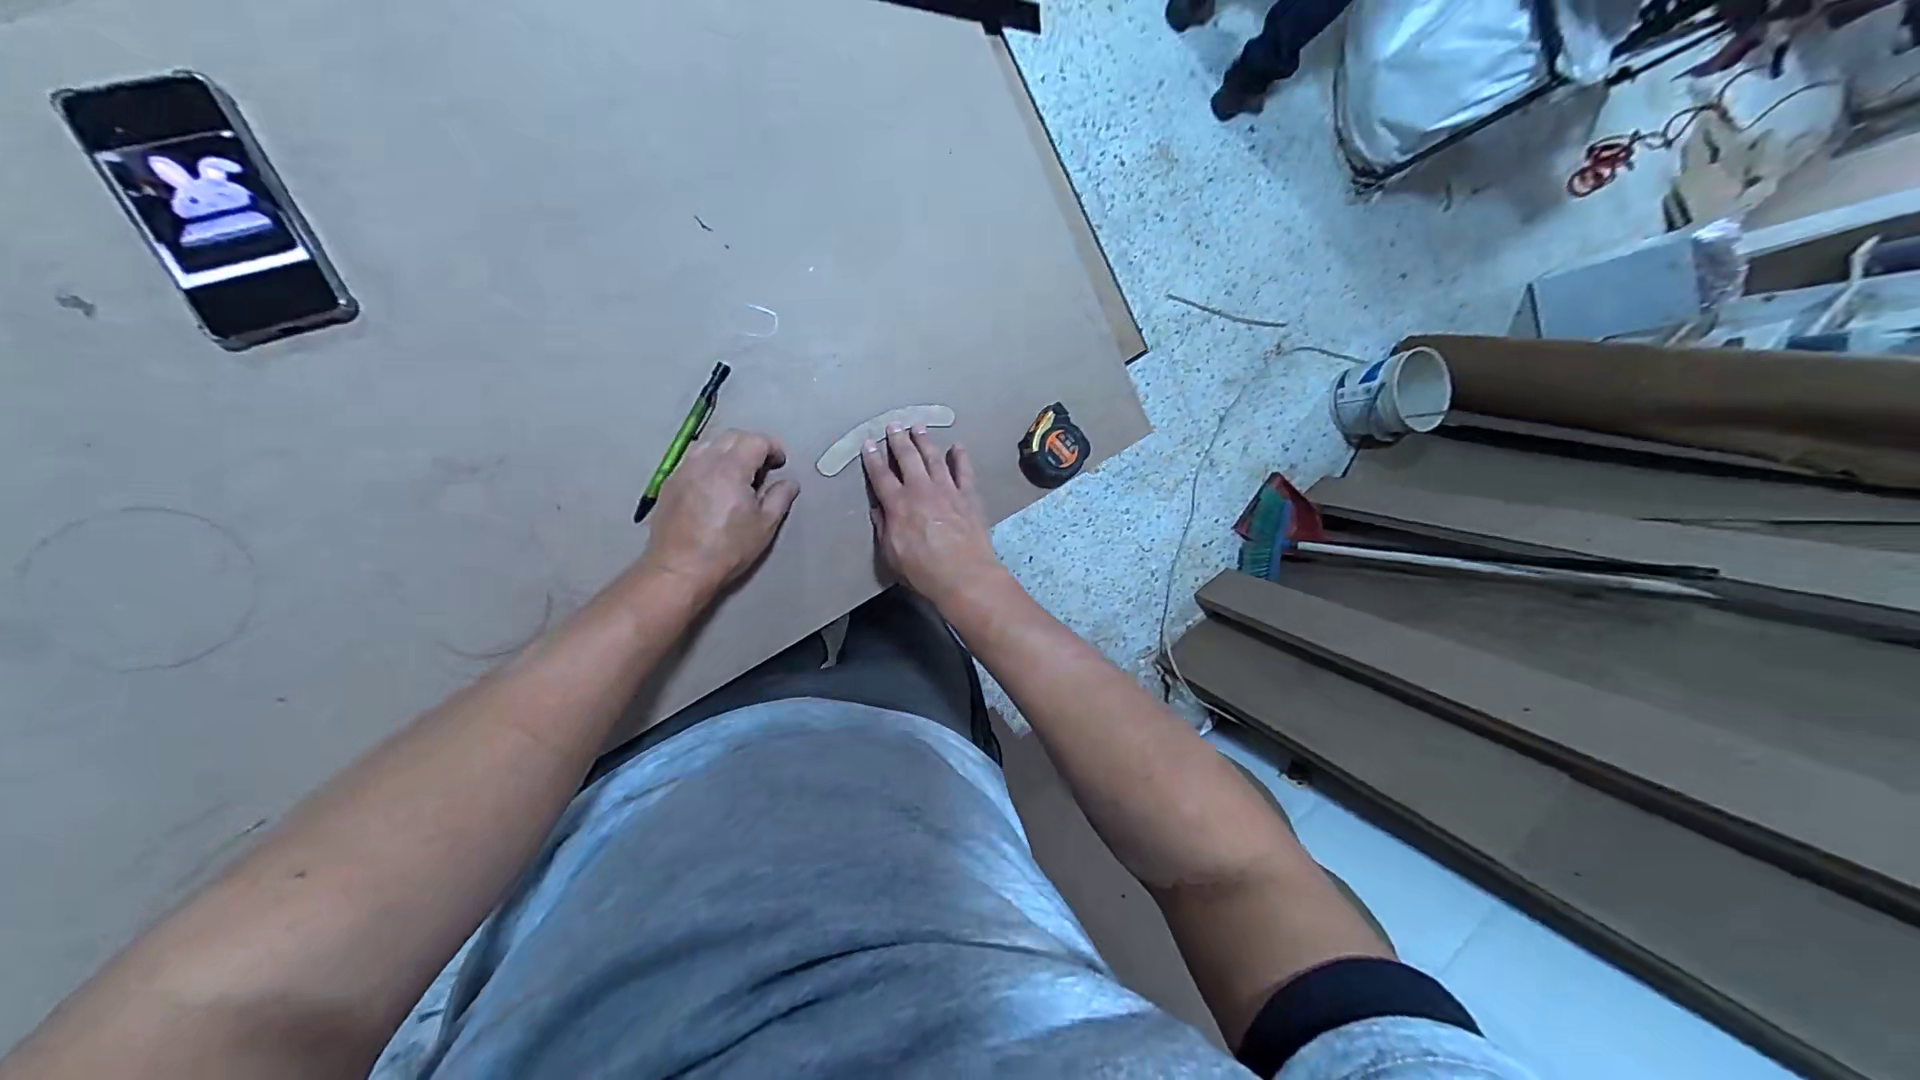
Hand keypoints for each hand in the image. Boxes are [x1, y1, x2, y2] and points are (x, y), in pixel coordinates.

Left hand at [641, 429, 799, 596]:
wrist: (680, 569)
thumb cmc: (727, 549)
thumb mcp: (764, 525)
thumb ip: (780, 498)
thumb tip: (789, 483)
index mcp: (731, 468)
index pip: (756, 440)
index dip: (773, 448)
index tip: (780, 463)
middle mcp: (704, 461)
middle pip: (732, 437)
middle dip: (752, 445)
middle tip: (763, 468)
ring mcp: (683, 471)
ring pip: (710, 445)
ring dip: (729, 451)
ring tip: (738, 475)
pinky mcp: (670, 484)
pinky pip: (693, 461)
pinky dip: (709, 463)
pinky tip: (715, 486)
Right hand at [862, 424, 1005, 607]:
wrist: (964, 575)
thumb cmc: (923, 570)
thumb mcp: (891, 554)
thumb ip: (884, 528)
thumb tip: (878, 508)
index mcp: (898, 504)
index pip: (881, 475)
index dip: (872, 458)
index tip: (868, 443)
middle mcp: (921, 490)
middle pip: (907, 457)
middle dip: (898, 439)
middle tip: (894, 425)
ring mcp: (947, 490)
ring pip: (933, 458)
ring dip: (925, 441)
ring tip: (919, 427)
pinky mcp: (968, 496)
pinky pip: (964, 471)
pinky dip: (960, 457)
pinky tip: (958, 447)